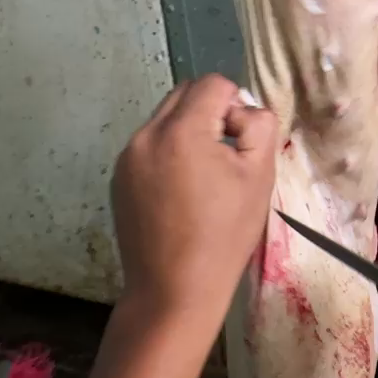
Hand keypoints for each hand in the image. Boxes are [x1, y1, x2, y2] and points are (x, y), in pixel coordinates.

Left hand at [111, 75, 278, 325]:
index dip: (235, 104)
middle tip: (226, 152)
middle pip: (185, 93)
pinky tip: (181, 190)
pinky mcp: (118, 177)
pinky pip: (150, 143)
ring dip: (189, 129)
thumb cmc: (224, 234)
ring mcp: (127, 157)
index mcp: (181, 130)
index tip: (240, 142)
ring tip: (204, 174)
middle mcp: (147, 134)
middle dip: (210, 109)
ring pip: (166, 117)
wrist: (173, 293)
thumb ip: (259, 124)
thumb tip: (242, 110)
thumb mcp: (259, 174)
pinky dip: (169, 150)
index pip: (213, 84)